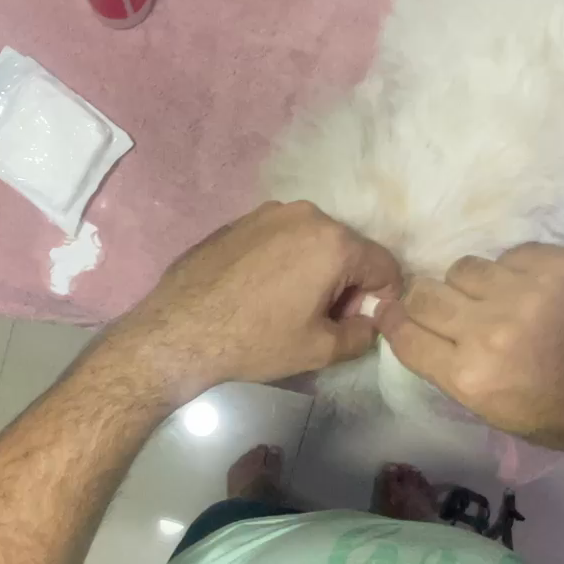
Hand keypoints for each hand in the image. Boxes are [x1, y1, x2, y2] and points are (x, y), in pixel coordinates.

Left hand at [99, 202, 400, 401]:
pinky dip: (284, 263)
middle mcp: (306, 214)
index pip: (384, 266)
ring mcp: (268, 213)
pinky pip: (280, 240)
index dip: (382, 300)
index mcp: (334, 241)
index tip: (360, 325)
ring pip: (313, 243)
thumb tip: (370, 324)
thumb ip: (361, 336)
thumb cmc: (255, 341)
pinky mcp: (240, 221)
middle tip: (322, 321)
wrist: (179, 331)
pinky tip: (260, 294)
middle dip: (347, 285)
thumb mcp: (318, 350)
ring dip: (315, 273)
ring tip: (288, 308)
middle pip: (349, 250)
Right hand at [376, 243, 563, 457]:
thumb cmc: (556, 417)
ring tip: (495, 301)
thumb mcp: (489, 410)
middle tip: (446, 310)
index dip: (393, 323)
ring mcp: (525, 292)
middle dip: (426, 302)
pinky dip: (511, 272)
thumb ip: (449, 369)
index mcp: (469, 376)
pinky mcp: (558, 264)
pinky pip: (509, 255)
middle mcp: (488, 330)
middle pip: (424, 294)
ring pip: (463, 269)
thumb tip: (417, 330)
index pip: (405, 335)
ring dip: (470, 286)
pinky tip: (531, 292)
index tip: (392, 315)